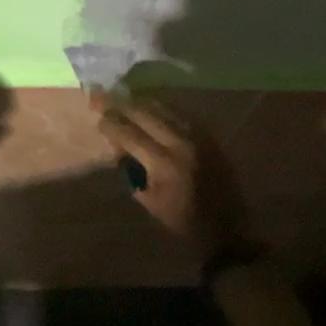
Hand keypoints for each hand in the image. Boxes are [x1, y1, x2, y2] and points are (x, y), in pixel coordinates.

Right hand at [95, 97, 251, 261]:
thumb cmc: (184, 221)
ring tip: (123, 96)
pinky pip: (178, 112)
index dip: (110, 124)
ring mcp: (196, 134)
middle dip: (120, 104)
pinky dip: (160, 107)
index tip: (98, 118)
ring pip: (162, 107)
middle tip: (101, 96)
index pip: (128, 133)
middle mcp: (179, 141)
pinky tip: (149, 105)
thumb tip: (121, 148)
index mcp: (162, 162)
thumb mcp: (150, 201)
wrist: (228, 228)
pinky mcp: (208, 134)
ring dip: (140, 101)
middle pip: (143, 112)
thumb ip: (133, 171)